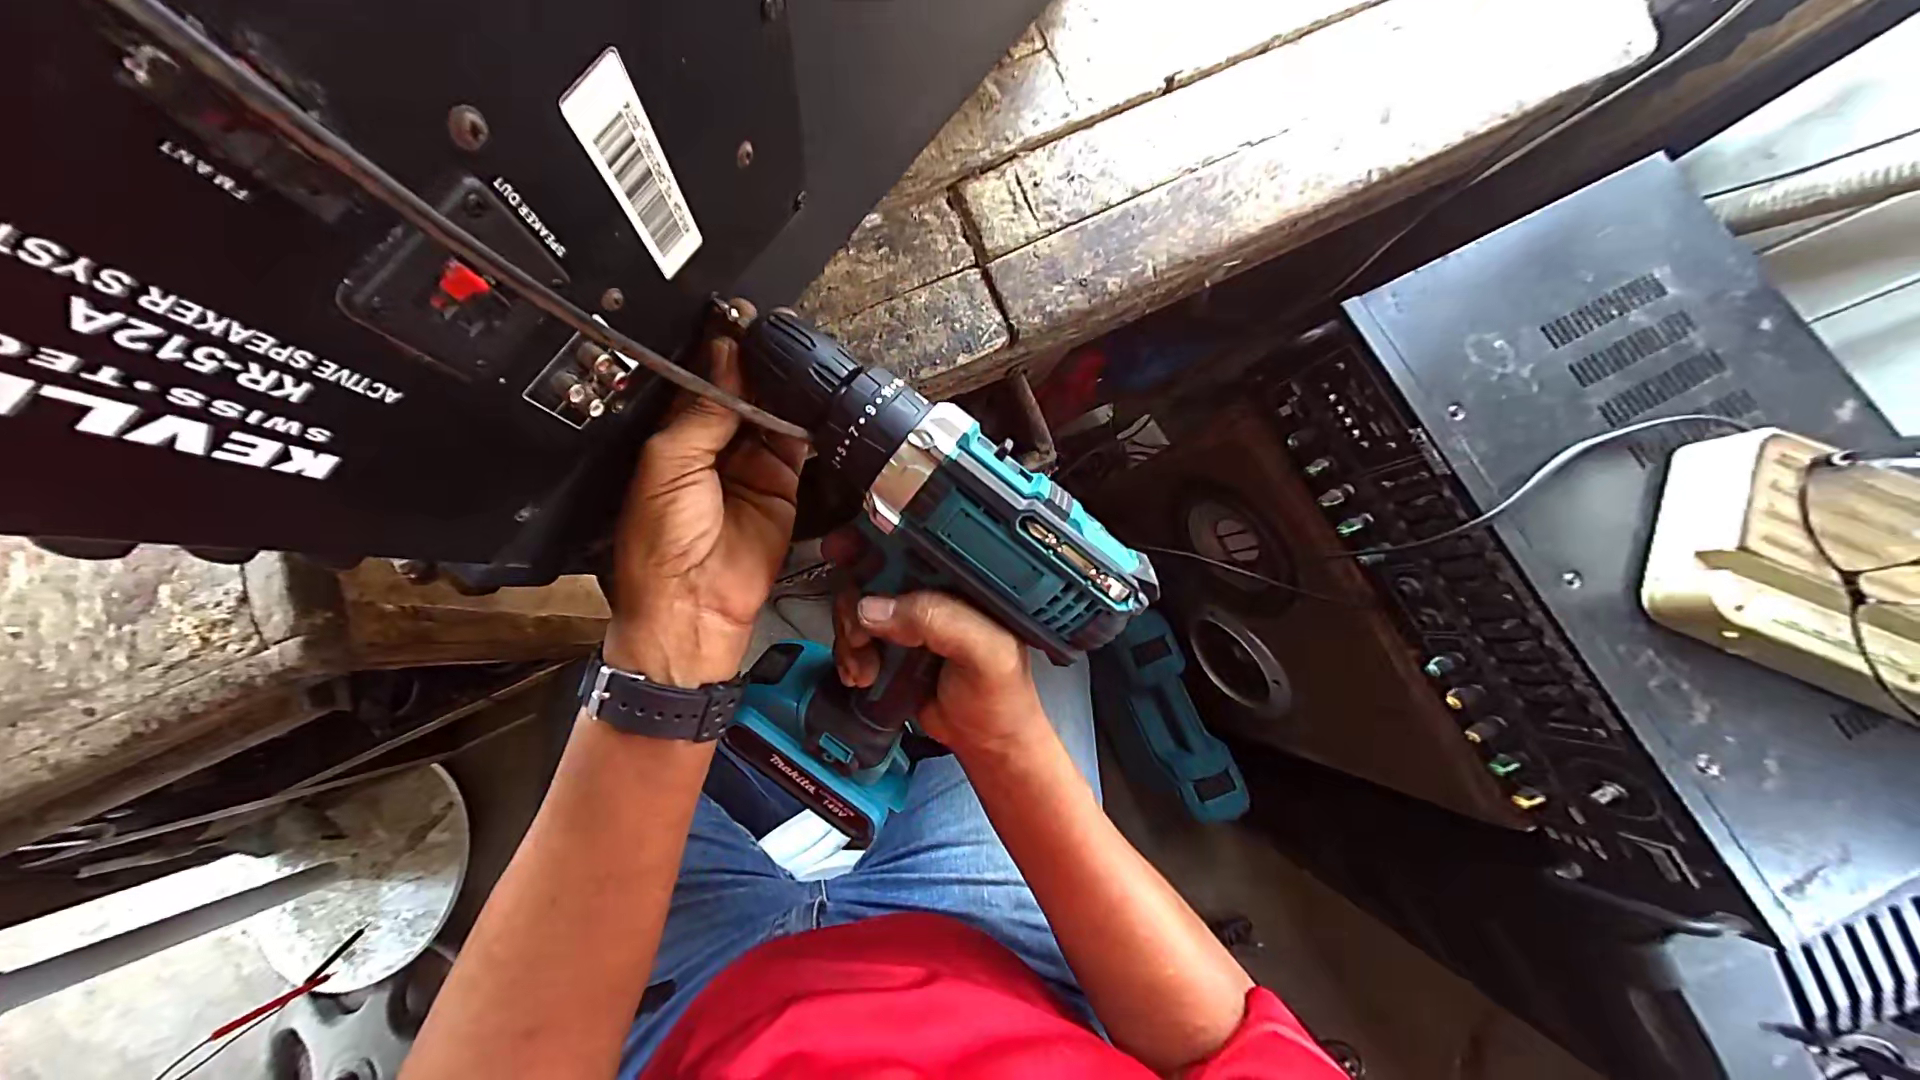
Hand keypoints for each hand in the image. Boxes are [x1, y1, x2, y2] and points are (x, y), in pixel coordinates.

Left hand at [604, 336, 808, 686]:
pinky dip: (805, 426)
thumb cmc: (660, 549)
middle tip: (770, 340)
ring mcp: (750, 469)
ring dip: (781, 394)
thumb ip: (702, 414)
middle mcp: (713, 449)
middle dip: (755, 368)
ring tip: (791, 367)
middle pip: (741, 394)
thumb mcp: (668, 465)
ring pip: (771, 416)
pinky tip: (807, 405)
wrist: (695, 605)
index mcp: (674, 440)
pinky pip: (797, 448)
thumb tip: (725, 363)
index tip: (738, 325)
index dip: (720, 354)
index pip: (702, 383)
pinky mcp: (781, 489)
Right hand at [826, 531, 1051, 760]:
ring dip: (849, 633)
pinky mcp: (891, 642)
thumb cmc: (1002, 696)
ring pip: (858, 601)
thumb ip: (941, 621)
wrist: (987, 743)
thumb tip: (875, 607)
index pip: (917, 542)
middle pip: (875, 568)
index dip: (877, 538)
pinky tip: (859, 672)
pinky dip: (847, 651)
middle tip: (857, 631)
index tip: (846, 548)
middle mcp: (935, 589)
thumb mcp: (985, 654)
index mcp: (965, 579)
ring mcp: (910, 616)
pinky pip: (854, 632)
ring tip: (864, 666)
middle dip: (854, 597)